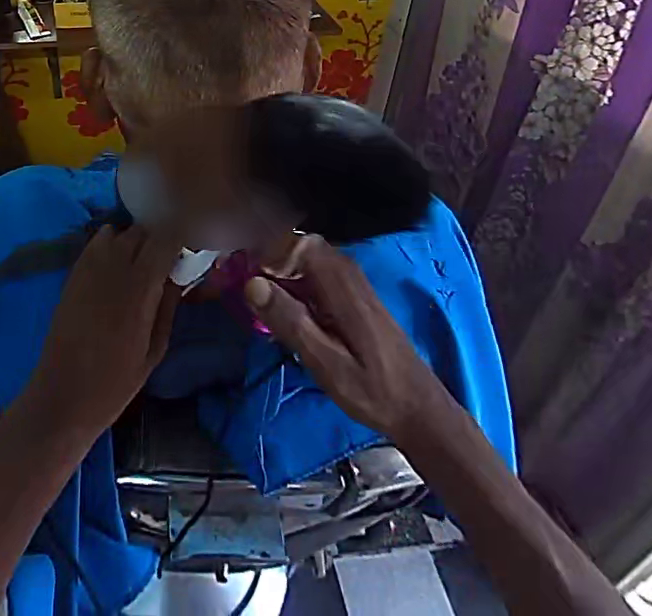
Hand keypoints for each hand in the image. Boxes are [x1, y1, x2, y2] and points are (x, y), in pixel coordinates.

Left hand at [21, 225, 182, 436]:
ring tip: (140, 262)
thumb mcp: (154, 349)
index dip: (181, 237)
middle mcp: (113, 268)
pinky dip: (110, 245)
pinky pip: (95, 243)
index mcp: (139, 288)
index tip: (191, 247)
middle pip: (141, 231)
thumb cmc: (115, 382)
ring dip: (132, 240)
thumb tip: (179, 276)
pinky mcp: (72, 273)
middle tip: (168, 259)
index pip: (165, 239)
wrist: (63, 394)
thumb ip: (168, 306)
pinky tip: (116, 267)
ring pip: (117, 232)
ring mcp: (88, 268)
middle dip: (158, 239)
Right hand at [243, 235, 448, 441]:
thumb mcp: (326, 363)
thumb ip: (290, 321)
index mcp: (341, 283)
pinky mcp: (347, 293)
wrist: (419, 409)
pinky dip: (287, 279)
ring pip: (301, 257)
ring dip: (272, 267)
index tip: (233, 268)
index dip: (260, 248)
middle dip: (261, 255)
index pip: (293, 242)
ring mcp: (348, 281)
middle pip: (294, 244)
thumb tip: (251, 283)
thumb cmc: (374, 390)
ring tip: (245, 290)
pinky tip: (273, 303)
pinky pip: (310, 272)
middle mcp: (345, 272)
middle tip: (233, 280)